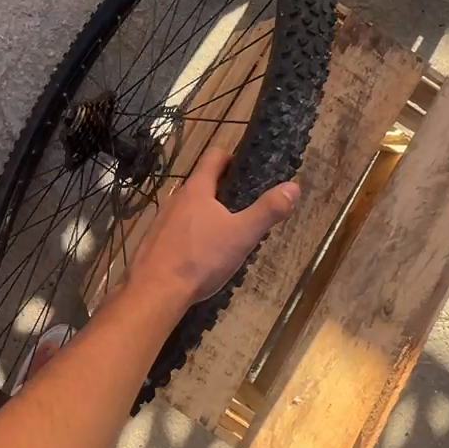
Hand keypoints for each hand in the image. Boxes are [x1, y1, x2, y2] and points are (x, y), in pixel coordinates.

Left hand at [128, 148, 298, 308]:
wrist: (155, 291)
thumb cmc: (201, 258)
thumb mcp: (242, 235)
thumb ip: (267, 210)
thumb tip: (293, 187)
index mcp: (197, 189)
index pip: (214, 156)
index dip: (232, 157)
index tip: (248, 170)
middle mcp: (176, 198)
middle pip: (202, 182)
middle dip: (224, 190)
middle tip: (245, 207)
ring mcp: (162, 219)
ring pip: (190, 207)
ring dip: (208, 212)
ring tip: (228, 233)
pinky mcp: (155, 240)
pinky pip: (179, 228)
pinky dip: (194, 232)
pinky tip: (204, 255)